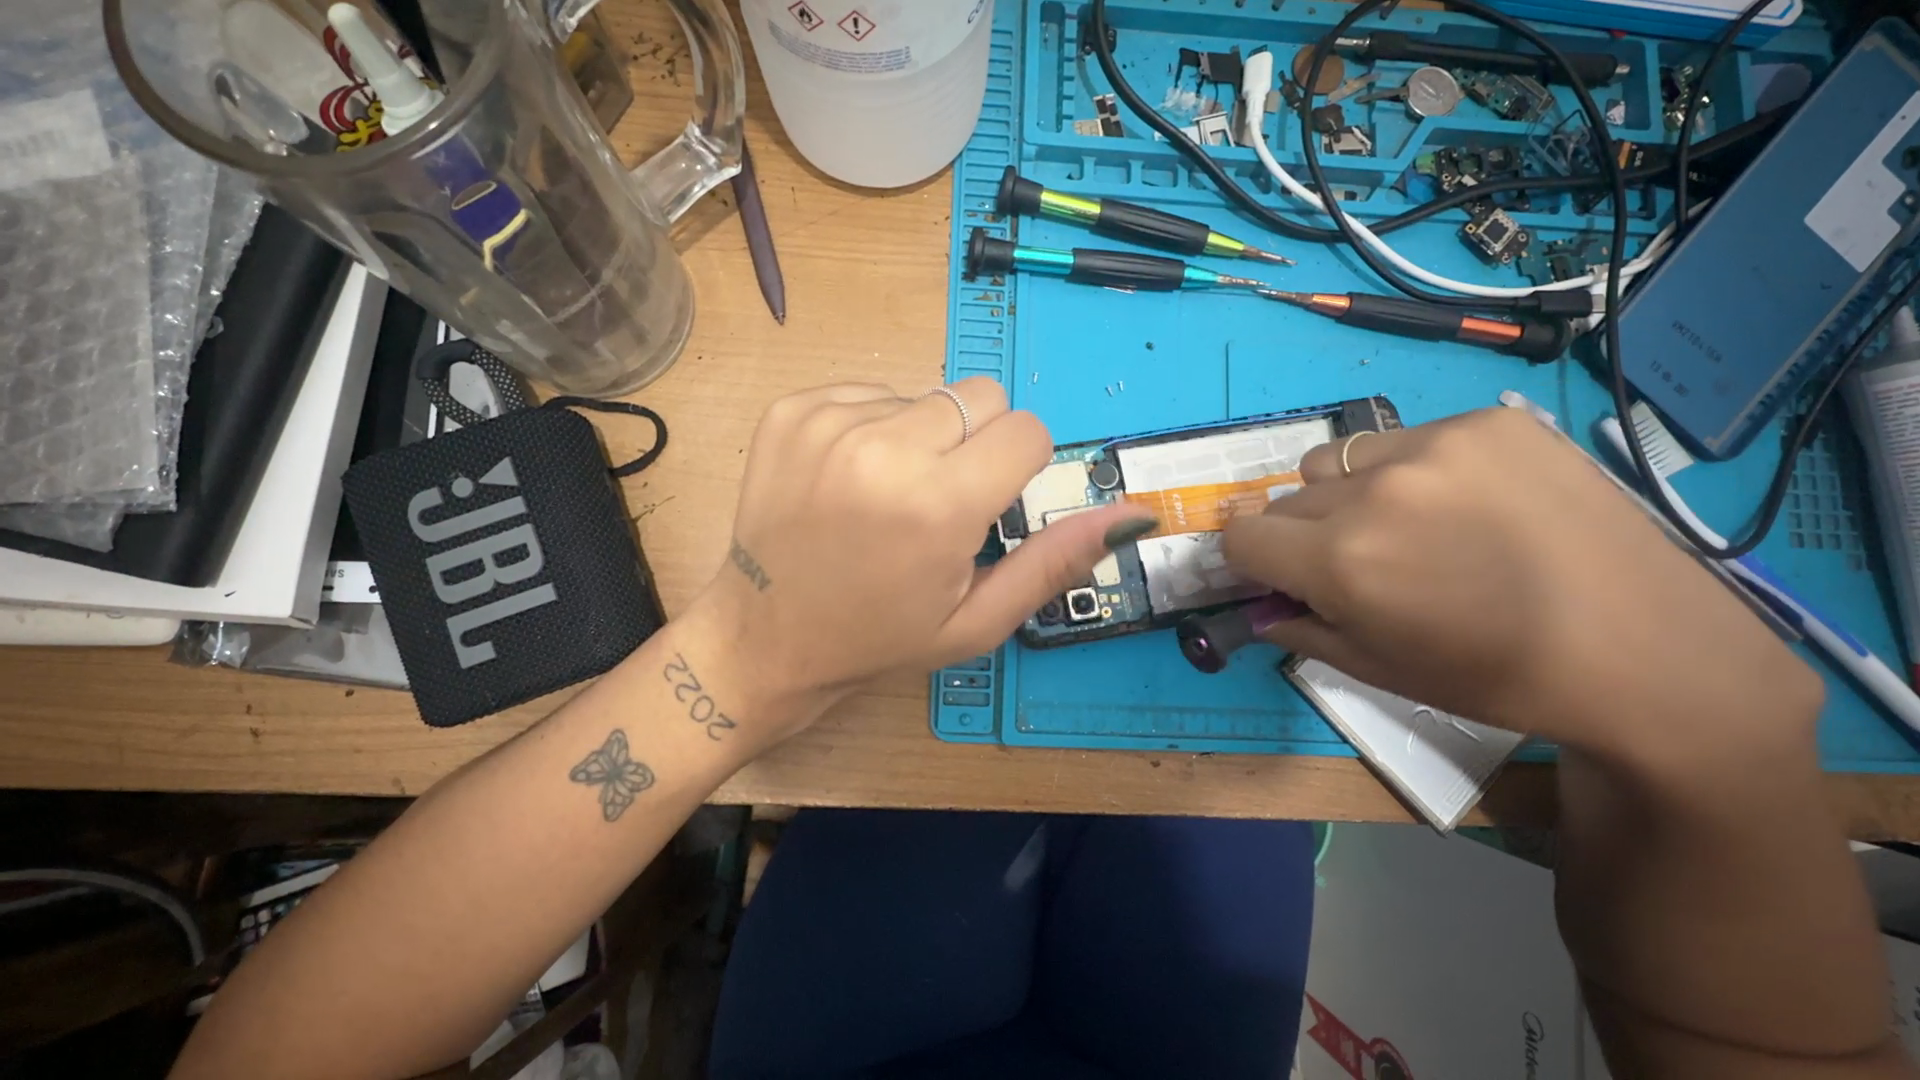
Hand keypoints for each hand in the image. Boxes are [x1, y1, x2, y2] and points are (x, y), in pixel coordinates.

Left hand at [684, 378, 1152, 741]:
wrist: (766, 635)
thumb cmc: (879, 635)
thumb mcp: (977, 619)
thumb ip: (1056, 560)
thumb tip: (1134, 513)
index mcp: (939, 504)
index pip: (1027, 431)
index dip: (1018, 468)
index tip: (987, 505)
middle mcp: (884, 447)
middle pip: (980, 398)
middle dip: (976, 444)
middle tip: (938, 500)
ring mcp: (829, 421)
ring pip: (924, 393)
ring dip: (921, 435)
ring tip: (885, 495)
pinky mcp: (791, 409)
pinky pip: (867, 391)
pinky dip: (871, 427)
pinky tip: (847, 481)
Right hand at [1221, 407, 1821, 763]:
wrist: (1645, 650)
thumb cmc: (1499, 679)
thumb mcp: (1382, 672)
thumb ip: (1303, 630)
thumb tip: (1263, 605)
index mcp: (1340, 562)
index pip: (1240, 535)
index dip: (1254, 561)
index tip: (1283, 576)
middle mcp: (1373, 492)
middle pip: (1289, 497)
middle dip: (1306, 533)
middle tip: (1365, 563)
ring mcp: (1435, 446)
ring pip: (1343, 459)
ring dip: (1353, 492)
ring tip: (1419, 525)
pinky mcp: (1488, 422)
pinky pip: (1410, 438)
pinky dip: (1417, 470)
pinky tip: (1474, 505)